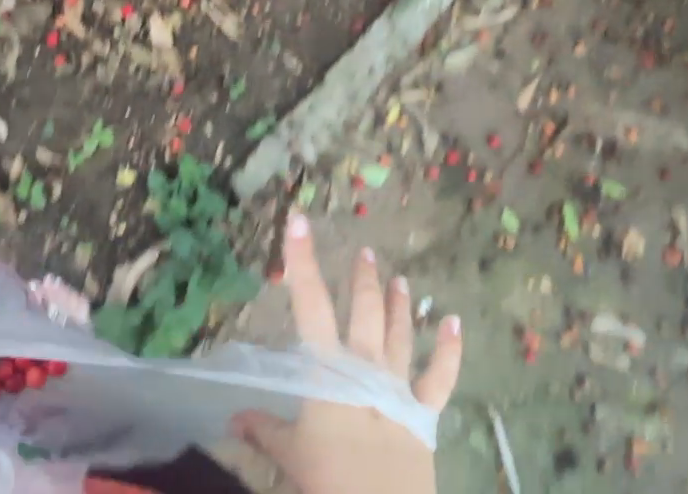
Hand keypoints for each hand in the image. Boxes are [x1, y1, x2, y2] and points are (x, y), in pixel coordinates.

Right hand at [231, 213, 463, 493]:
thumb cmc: (329, 479)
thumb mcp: (289, 454)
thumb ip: (264, 428)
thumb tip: (235, 415)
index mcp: (327, 369)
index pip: (309, 303)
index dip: (302, 260)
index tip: (298, 220)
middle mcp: (364, 366)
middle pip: (362, 312)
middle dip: (360, 279)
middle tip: (364, 251)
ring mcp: (398, 388)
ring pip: (399, 334)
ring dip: (397, 304)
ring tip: (398, 278)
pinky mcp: (424, 414)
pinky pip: (439, 377)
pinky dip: (448, 349)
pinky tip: (453, 322)